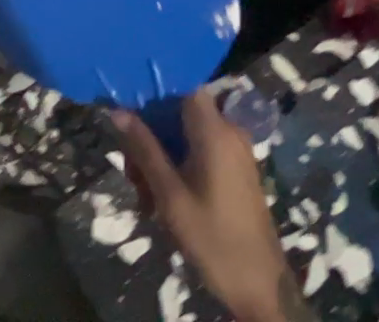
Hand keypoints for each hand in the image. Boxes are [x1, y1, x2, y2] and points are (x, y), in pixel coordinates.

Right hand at [111, 99, 313, 321]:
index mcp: (216, 133)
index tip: (128, 105)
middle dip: (150, 135)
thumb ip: (143, 148)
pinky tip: (162, 199)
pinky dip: (177, 167)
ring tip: (145, 194)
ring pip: (185, 136)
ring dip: (160, 156)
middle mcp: (230, 134)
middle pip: (179, 113)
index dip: (155, 91)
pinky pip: (199, 152)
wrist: (261, 290)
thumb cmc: (212, 238)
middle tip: (133, 172)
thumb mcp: (169, 194)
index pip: (184, 87)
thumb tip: (117, 111)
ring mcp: (235, 154)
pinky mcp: (235, 172)